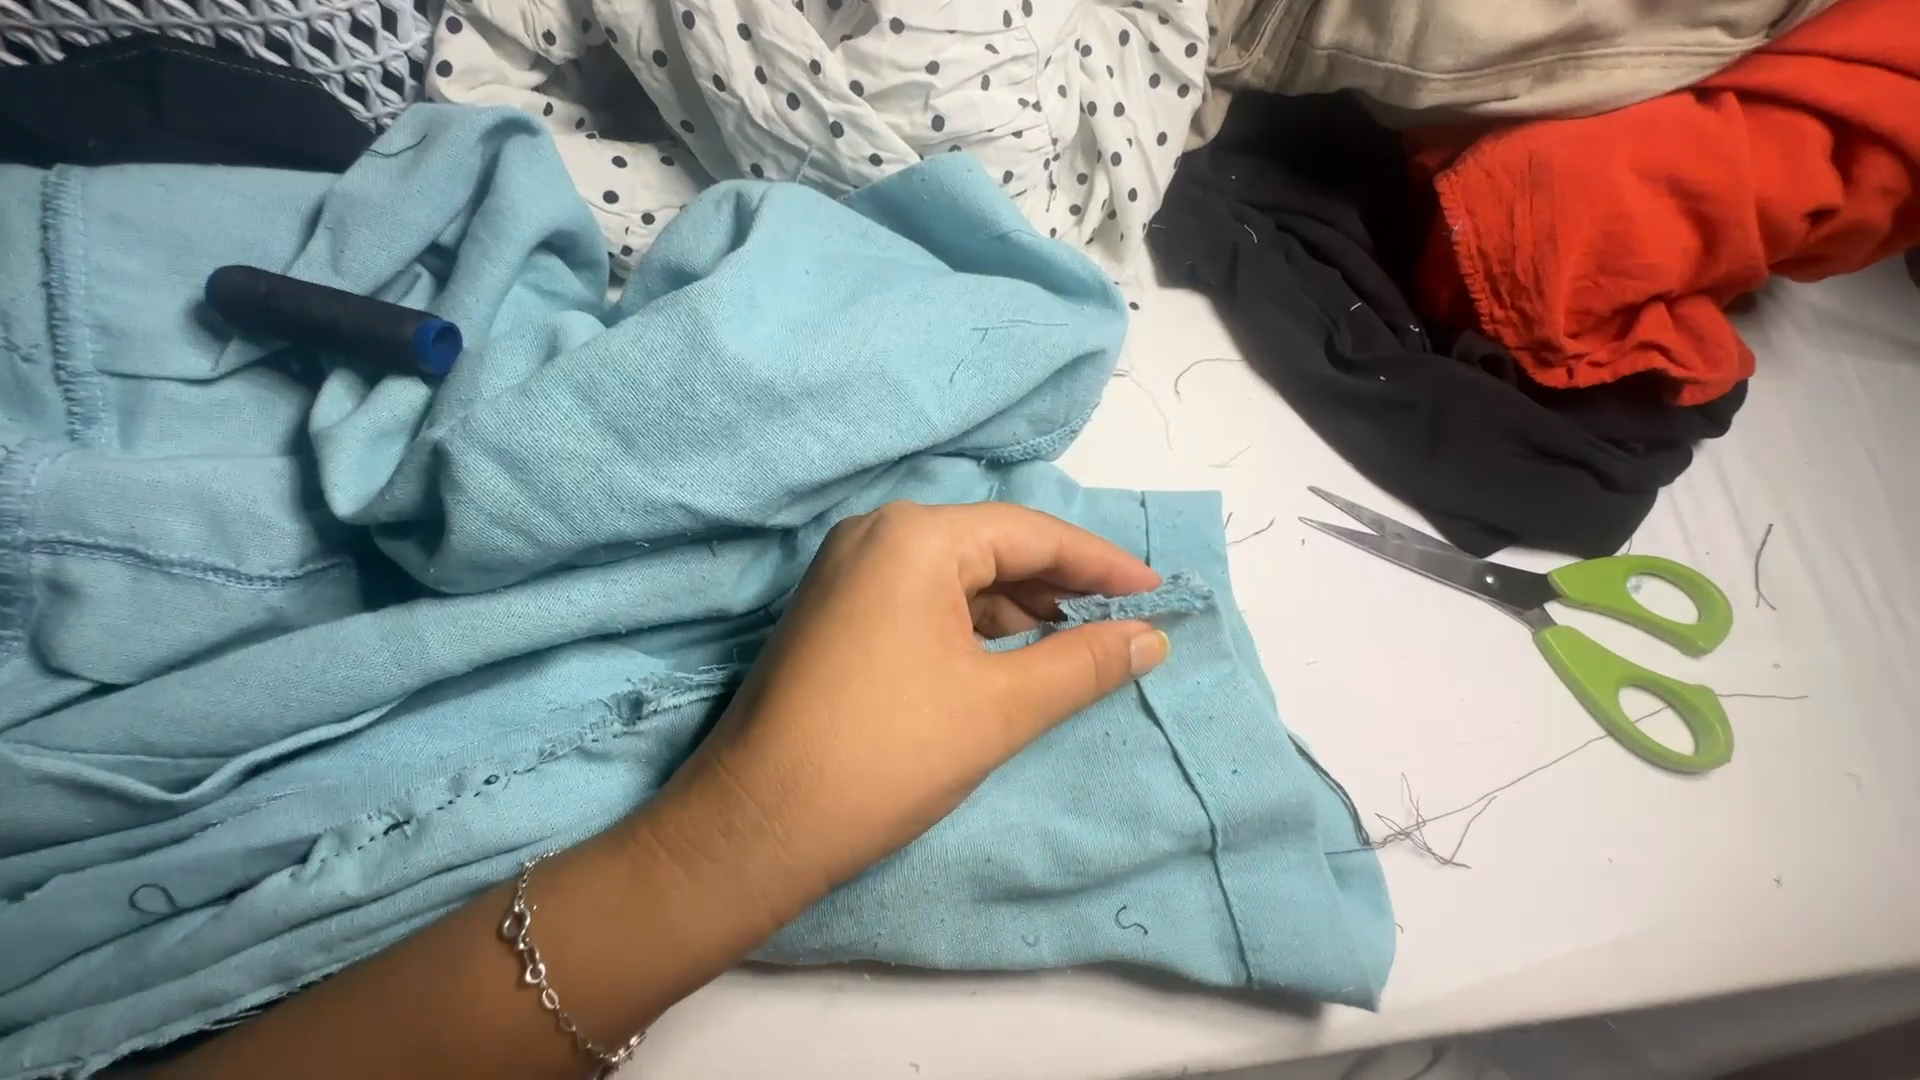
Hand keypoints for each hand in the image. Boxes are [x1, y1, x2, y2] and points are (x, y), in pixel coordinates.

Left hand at [642, 501, 1169, 919]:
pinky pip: (924, 600)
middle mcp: (876, 534)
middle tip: (1124, 623)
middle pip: (993, 548)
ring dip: (1020, 609)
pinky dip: (974, 625)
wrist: (757, 825)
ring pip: (958, 576)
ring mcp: (848, 571)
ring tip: (1077, 645)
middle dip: (1062, 588)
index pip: (1031, 533)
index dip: (1102, 565)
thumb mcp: (1001, 706)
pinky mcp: (837, 610)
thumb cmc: (888, 755)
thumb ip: (1083, 662)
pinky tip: (1011, 655)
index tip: (1157, 593)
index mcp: (915, 536)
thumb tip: (1150, 637)